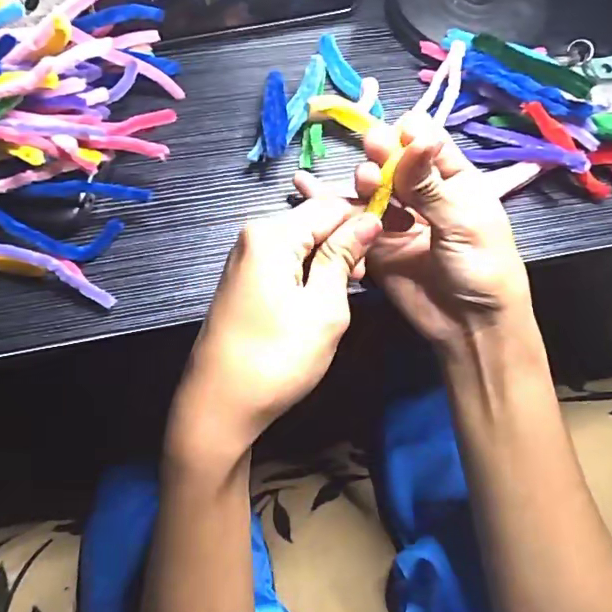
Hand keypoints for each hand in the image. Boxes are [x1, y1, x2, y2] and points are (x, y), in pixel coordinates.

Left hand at [169, 198, 381, 465]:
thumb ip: (343, 258)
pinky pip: (286, 260)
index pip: (331, 206)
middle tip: (365, 280)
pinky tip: (323, 296)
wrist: (219, 405)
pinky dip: (309, 271)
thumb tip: (368, 220)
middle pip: (314, 220)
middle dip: (346, 241)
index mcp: (272, 234)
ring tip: (349, 291)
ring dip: (329, 259)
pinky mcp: (244, 279)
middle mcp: (254, 236)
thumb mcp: (323, 309)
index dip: (365, 220)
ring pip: (301, 241)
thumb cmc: (277, 359)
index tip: (392, 241)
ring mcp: (246, 258)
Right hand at [298, 115, 530, 348]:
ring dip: (365, 180)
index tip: (395, 132)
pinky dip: (329, 203)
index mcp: (455, 182)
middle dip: (383, 155)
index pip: (429, 145)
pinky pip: (352, 220)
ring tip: (364, 182)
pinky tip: (305, 183)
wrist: (470, 327)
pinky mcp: (374, 244)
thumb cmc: (483, 268)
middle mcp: (423, 195)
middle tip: (374, 153)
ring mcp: (396, 220)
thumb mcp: (463, 221)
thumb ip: (429, 184)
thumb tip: (413, 132)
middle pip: (395, 163)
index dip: (411, 135)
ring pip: (373, 189)